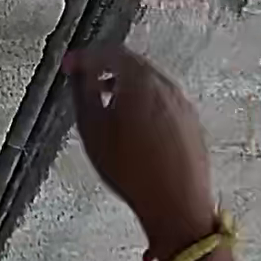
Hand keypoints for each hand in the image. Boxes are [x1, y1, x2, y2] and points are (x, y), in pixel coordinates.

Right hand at [65, 44, 217, 254]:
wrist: (177, 208)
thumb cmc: (132, 170)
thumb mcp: (92, 128)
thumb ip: (83, 92)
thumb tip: (80, 73)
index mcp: (140, 80)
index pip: (108, 52)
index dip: (84, 56)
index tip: (69, 65)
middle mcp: (165, 85)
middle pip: (131, 62)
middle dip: (105, 66)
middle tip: (85, 76)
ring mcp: (181, 103)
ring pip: (147, 80)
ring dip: (123, 82)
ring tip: (105, 100)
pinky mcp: (190, 122)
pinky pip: (161, 98)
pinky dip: (142, 98)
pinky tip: (130, 120)